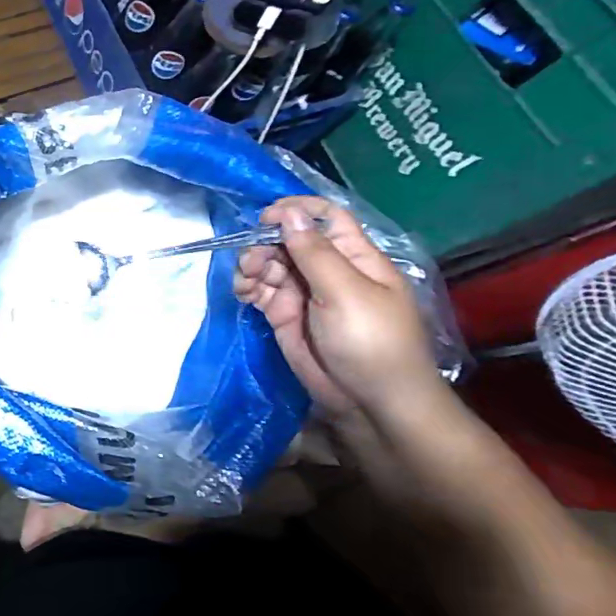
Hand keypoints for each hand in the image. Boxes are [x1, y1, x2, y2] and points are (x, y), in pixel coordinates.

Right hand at [234, 196, 438, 412]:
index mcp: (354, 256)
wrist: (372, 404)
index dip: (295, 211)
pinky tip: (243, 294)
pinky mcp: (285, 316)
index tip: (266, 218)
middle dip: (265, 243)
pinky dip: (247, 287)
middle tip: (251, 262)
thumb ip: (314, 252)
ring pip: (270, 264)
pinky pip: (261, 291)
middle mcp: (327, 270)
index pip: (324, 217)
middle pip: (289, 240)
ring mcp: (304, 294)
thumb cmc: (371, 342)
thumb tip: (288, 212)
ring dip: (252, 265)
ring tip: (246, 281)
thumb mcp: (345, 292)